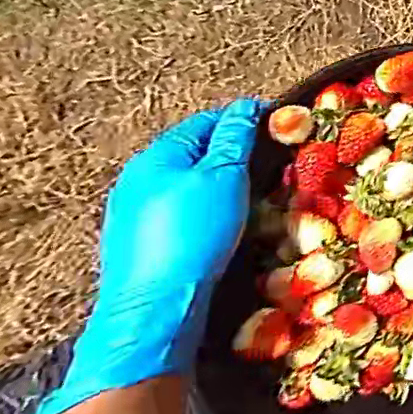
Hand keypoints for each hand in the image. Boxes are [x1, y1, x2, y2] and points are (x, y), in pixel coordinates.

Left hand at [28, 99, 262, 413]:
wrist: (156, 307)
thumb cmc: (193, 233)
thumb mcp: (224, 176)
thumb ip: (235, 137)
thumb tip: (245, 106)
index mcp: (156, 157)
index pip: (206, 122)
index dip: (243, 121)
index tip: (277, 128)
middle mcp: (138, 179)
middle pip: (196, 153)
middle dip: (234, 155)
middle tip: (270, 164)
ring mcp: (135, 213)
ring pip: (190, 184)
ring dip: (221, 184)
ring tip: (253, 195)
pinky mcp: (140, 243)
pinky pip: (181, 211)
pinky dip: (207, 209)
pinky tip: (224, 224)